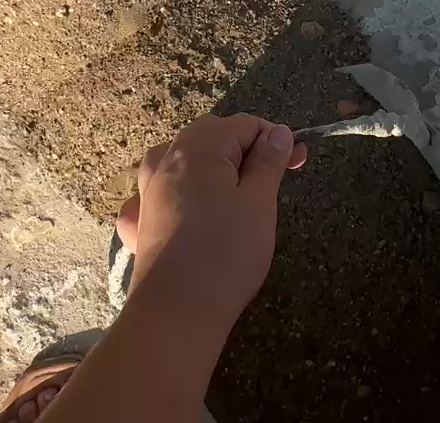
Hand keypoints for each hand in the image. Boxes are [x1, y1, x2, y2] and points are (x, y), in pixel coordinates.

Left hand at [119, 114, 309, 335]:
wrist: (174, 315)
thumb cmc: (225, 253)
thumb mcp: (259, 202)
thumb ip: (268, 161)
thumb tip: (278, 132)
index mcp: (199, 146)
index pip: (245, 125)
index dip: (276, 139)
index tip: (298, 163)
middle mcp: (168, 158)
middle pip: (213, 136)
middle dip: (246, 151)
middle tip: (274, 181)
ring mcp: (148, 190)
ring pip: (184, 158)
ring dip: (211, 166)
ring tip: (234, 190)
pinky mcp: (141, 221)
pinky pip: (159, 192)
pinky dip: (178, 192)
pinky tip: (188, 210)